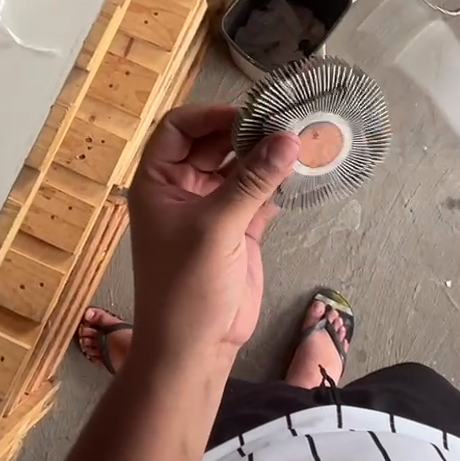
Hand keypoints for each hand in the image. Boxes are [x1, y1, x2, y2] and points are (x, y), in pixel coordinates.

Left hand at [126, 104, 299, 371]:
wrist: (195, 347)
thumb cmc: (186, 286)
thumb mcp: (216, 227)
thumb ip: (252, 181)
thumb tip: (288, 138)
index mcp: (158, 180)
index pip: (178, 128)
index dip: (209, 115)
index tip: (248, 113)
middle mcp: (183, 187)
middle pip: (212, 142)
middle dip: (244, 130)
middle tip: (283, 120)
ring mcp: (212, 206)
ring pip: (239, 165)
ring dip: (265, 154)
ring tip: (298, 138)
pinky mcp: (239, 227)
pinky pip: (259, 192)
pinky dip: (277, 181)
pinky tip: (301, 170)